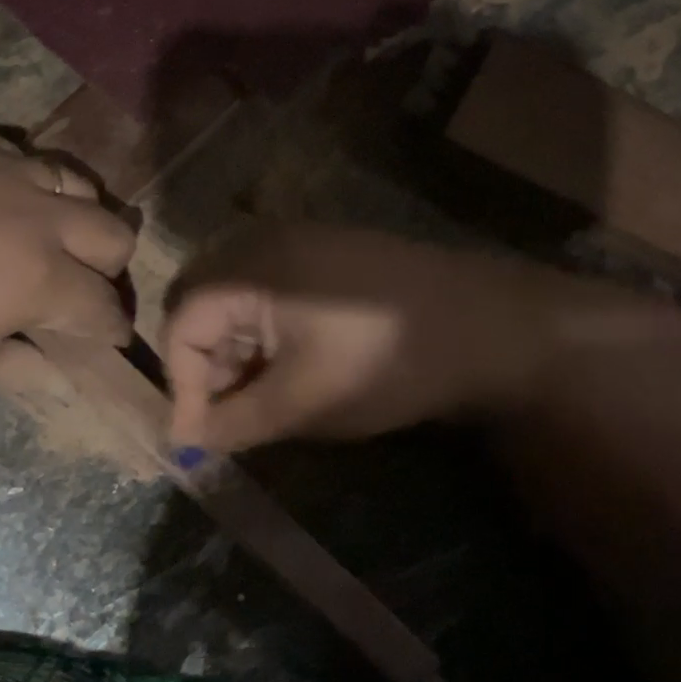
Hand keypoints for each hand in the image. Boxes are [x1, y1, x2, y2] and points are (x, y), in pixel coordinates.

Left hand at [0, 132, 137, 394]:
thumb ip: (21, 370)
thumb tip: (58, 376)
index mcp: (38, 280)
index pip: (101, 306)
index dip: (112, 329)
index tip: (109, 338)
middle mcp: (34, 216)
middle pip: (112, 232)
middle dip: (111, 268)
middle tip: (85, 289)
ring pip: (73, 182)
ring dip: (77, 217)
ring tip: (52, 240)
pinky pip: (18, 154)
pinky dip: (26, 184)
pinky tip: (1, 204)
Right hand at [163, 224, 602, 450]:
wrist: (500, 330)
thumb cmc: (386, 364)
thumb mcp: (298, 404)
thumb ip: (230, 422)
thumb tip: (187, 440)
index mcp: (251, 269)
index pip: (180, 325)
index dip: (180, 386)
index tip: (196, 436)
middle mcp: (265, 241)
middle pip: (196, 304)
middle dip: (199, 365)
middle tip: (219, 411)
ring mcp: (299, 242)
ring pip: (228, 299)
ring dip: (228, 353)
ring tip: (253, 399)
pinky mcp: (326, 255)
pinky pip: (263, 293)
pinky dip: (258, 335)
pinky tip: (284, 370)